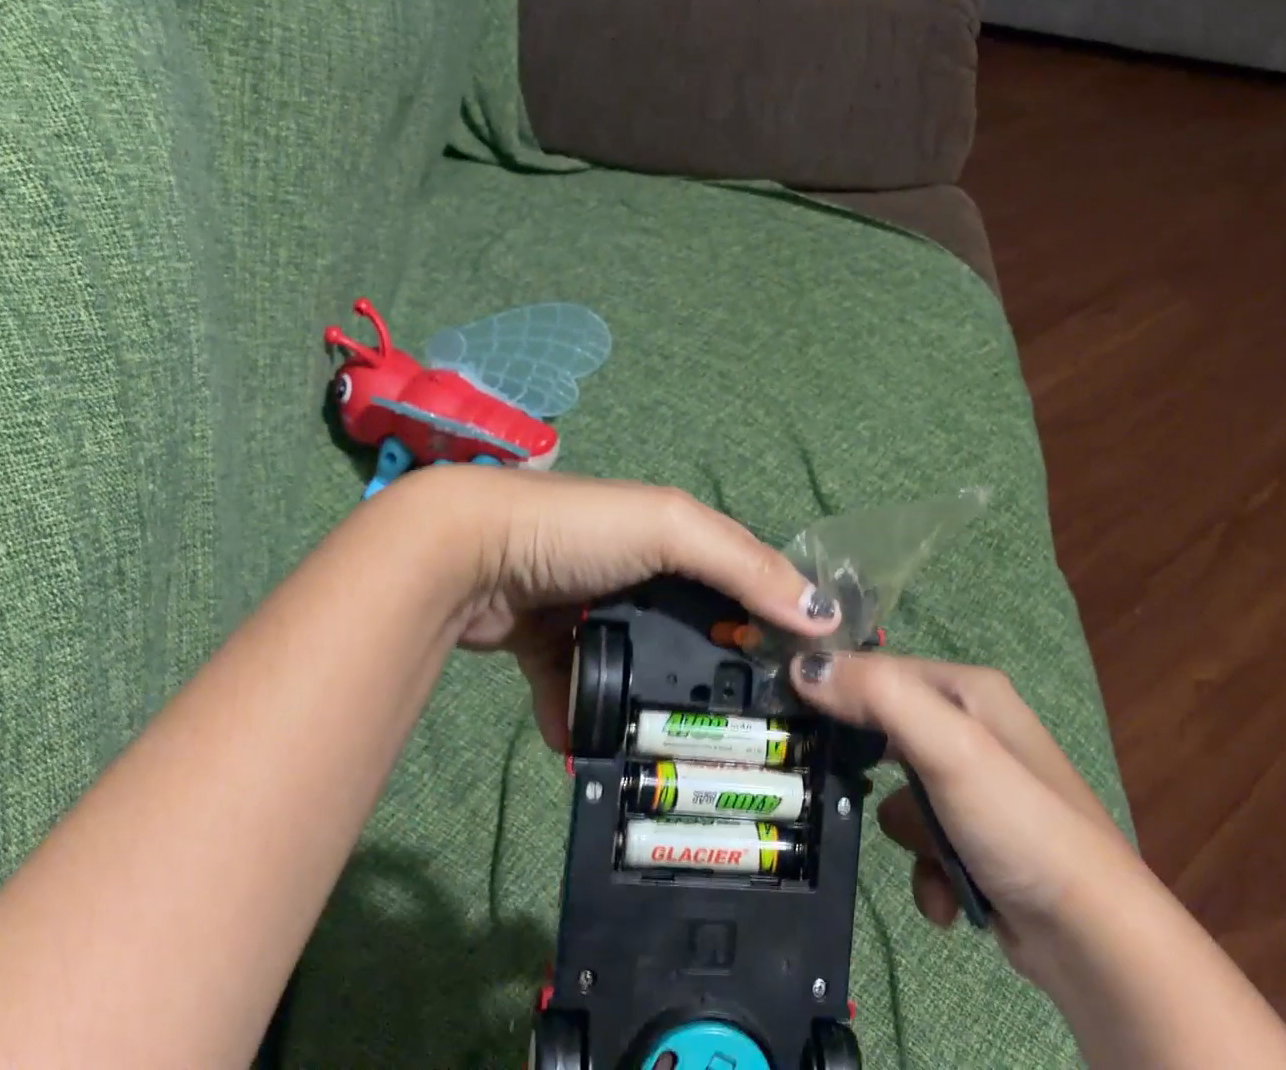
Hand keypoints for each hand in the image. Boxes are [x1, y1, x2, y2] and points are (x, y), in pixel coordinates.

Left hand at [390, 464, 843, 750]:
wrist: (461, 554)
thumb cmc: (577, 532)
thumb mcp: (670, 530)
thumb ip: (746, 567)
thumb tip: (825, 616)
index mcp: (671, 537)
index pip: (739, 581)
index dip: (773, 623)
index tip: (800, 679)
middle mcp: (634, 573)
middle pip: (690, 634)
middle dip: (712, 676)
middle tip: (745, 731)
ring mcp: (588, 613)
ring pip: (634, 670)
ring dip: (647, 708)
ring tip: (672, 756)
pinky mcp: (547, 648)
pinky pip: (578, 690)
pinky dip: (583, 717)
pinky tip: (591, 747)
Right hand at [786, 652, 1135, 979]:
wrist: (1089, 935)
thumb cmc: (1019, 825)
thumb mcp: (950, 749)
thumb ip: (879, 698)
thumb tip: (804, 664)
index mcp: (972, 691)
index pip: (882, 670)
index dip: (836, 689)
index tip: (791, 719)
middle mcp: (977, 730)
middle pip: (887, 736)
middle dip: (874, 778)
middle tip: (844, 794)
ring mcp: (979, 790)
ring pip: (901, 800)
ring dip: (910, 837)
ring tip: (934, 857)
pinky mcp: (979, 840)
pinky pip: (924, 844)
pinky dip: (927, 871)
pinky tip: (947, 894)